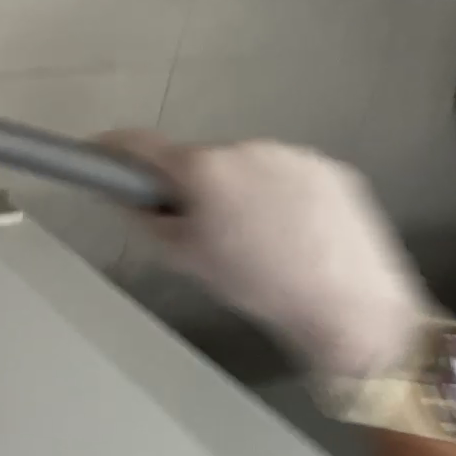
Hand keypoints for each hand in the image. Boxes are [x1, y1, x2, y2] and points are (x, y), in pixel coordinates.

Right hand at [100, 131, 431, 379]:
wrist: (355, 313)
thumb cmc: (255, 286)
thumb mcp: (179, 256)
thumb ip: (139, 215)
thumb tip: (117, 191)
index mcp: (201, 166)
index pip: (138, 142)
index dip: (112, 147)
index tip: (99, 155)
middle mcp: (242, 147)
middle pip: (196, 159)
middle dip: (190, 183)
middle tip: (201, 225)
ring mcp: (291, 154)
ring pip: (242, 166)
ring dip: (236, 186)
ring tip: (257, 233)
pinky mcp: (331, 168)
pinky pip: (284, 172)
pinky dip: (277, 192)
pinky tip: (293, 230)